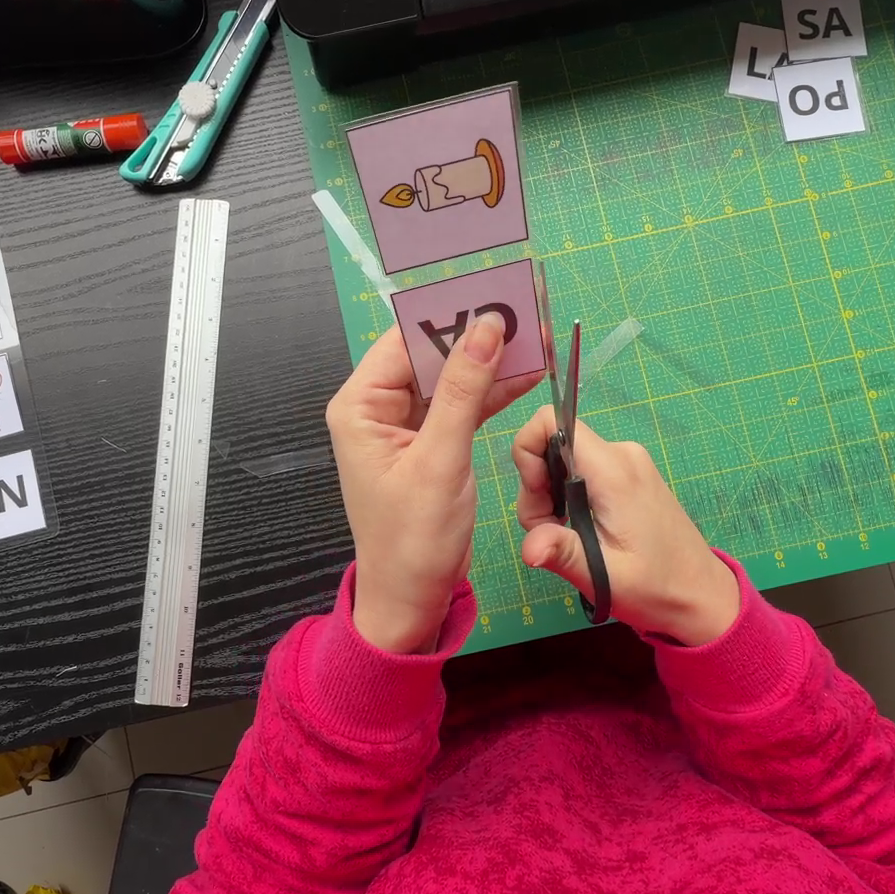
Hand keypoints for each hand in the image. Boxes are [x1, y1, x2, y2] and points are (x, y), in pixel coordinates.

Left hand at [326, 316, 542, 652]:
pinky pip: (460, 406)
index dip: (449, 317)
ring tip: (534, 339)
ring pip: (449, 379)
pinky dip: (489, 393)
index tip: (495, 297)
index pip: (404, 341)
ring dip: (488, 364)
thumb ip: (464, 390)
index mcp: (360, 405)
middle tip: (524, 315)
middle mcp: (377, 407)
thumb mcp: (440, 459)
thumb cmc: (414, 537)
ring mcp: (404, 425)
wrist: (412, 597)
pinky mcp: (429, 442)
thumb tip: (486, 326)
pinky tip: (525, 375)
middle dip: (474, 338)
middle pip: (428, 355)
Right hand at [512, 409, 738, 645]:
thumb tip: (528, 548)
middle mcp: (620, 454)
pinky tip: (583, 531)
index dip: (528, 452)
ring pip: (562, 462)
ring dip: (551, 498)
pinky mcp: (627, 474)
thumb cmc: (656, 586)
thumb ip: (563, 553)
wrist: (701, 595)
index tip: (537, 496)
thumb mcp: (604, 575)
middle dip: (537, 490)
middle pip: (551, 447)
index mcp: (613, 470)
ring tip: (570, 538)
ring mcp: (626, 462)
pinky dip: (568, 498)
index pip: (550, 421)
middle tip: (553, 532)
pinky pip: (580, 471)